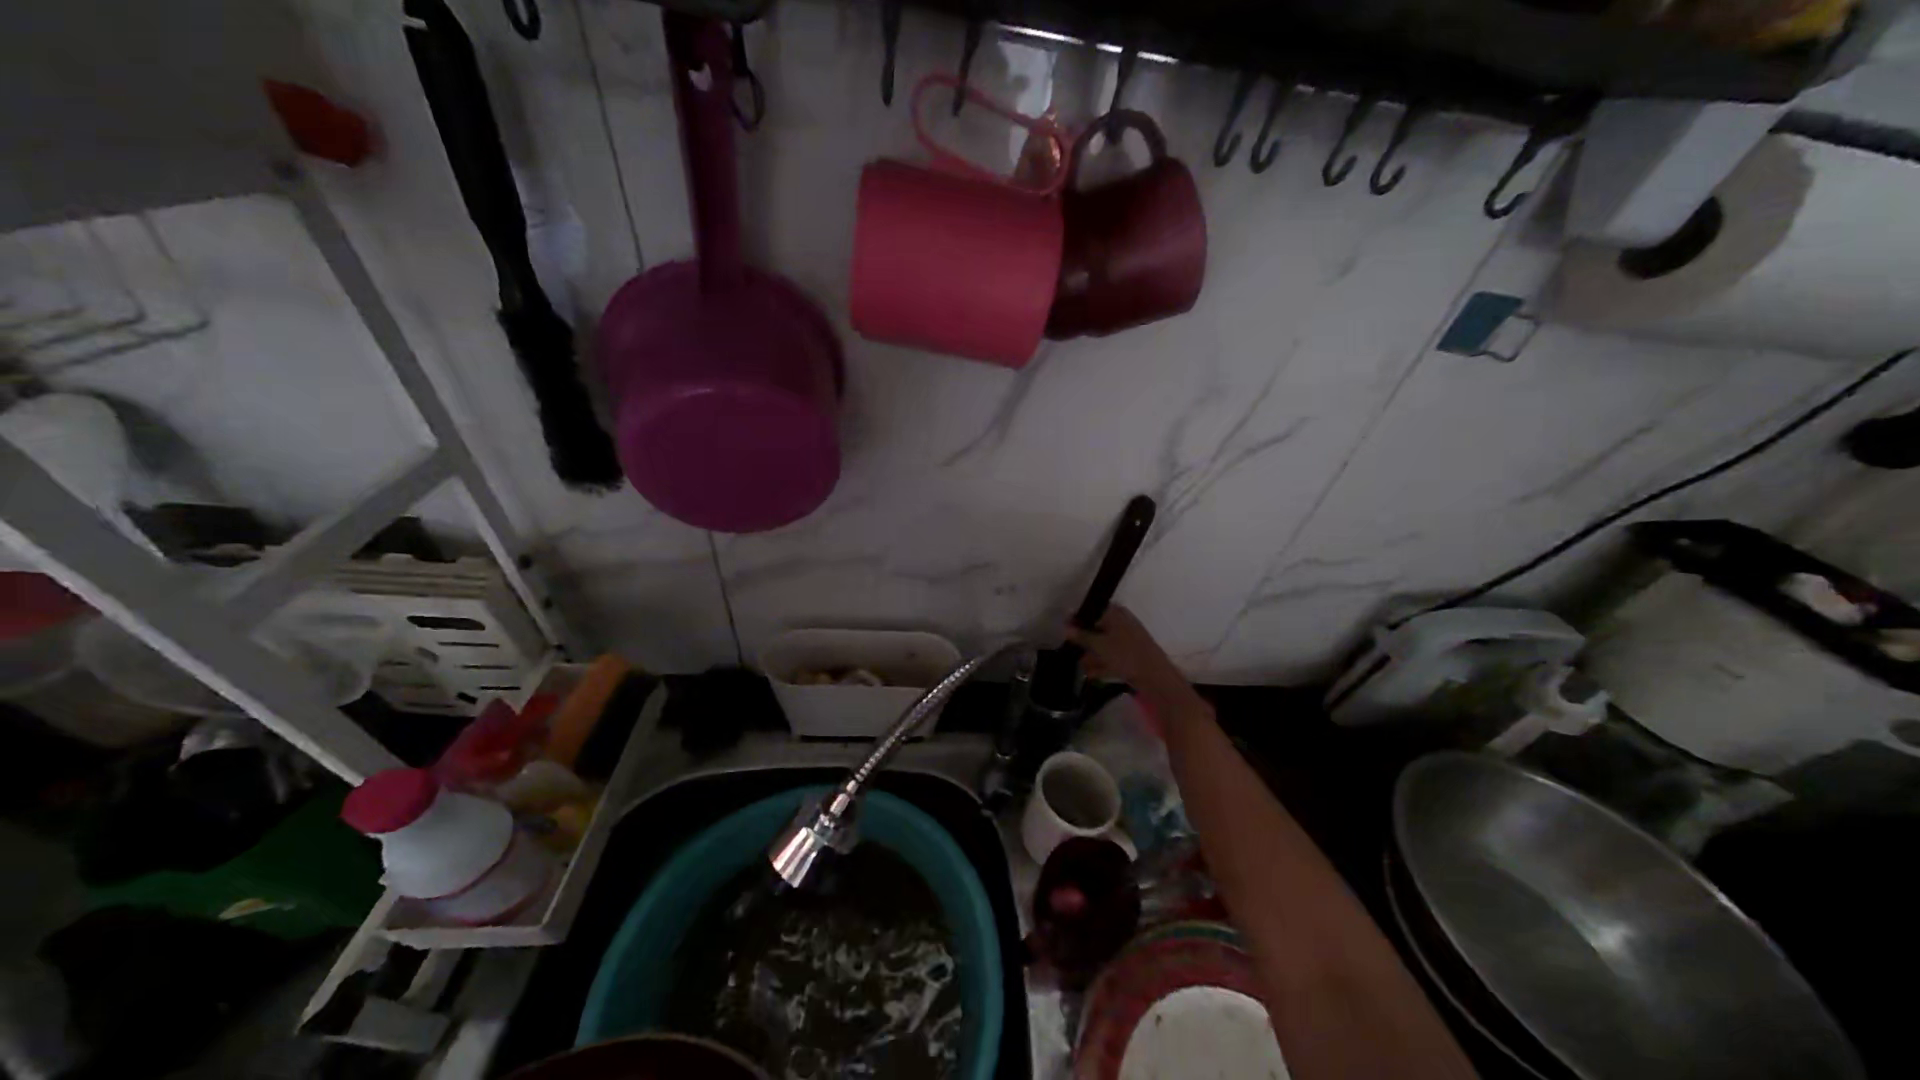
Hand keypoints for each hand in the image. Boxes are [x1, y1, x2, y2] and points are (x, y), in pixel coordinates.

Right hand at [1067, 606, 1191, 707]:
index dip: (1079, 620)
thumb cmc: (1125, 654)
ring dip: (1092, 655)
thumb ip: (1081, 636)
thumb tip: (1066, 627)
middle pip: (1098, 629)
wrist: (1154, 676)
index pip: (1093, 611)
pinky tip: (1090, 674)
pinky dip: (1102, 664)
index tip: (1066, 630)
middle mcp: (1123, 623)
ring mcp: (1128, 640)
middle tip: (1071, 651)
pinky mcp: (1132, 656)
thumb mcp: (1099, 644)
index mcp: (1116, 614)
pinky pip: (1112, 657)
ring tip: (1080, 666)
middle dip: (1084, 641)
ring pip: (1105, 645)